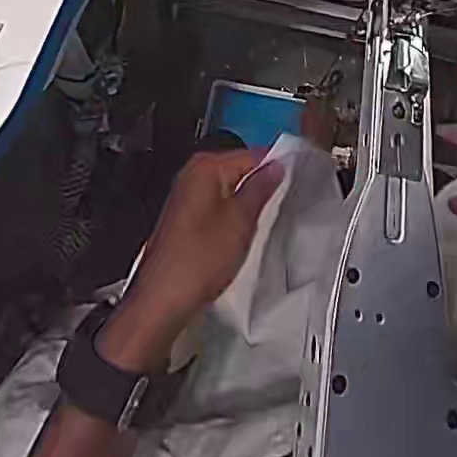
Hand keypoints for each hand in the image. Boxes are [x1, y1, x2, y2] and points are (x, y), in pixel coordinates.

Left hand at [98, 149, 282, 372]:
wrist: (161, 303)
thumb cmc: (195, 263)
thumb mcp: (241, 220)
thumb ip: (261, 187)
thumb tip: (275, 167)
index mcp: (205, 168)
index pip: (253, 153)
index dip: (277, 166)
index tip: (294, 177)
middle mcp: (192, 176)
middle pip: (240, 169)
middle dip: (261, 185)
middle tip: (278, 205)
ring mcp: (186, 196)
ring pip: (230, 188)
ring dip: (247, 202)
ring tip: (257, 223)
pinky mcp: (185, 217)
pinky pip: (219, 204)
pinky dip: (232, 215)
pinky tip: (239, 234)